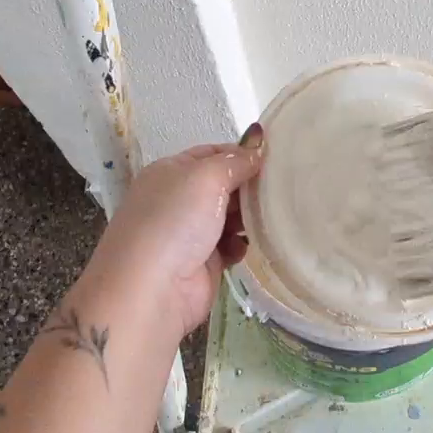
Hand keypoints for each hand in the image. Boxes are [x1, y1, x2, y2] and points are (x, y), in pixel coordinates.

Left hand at [77, 126, 264, 340]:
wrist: (151, 290)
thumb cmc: (175, 221)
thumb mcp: (206, 177)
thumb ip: (236, 160)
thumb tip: (259, 143)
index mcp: (170, 172)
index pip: (211, 154)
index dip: (241, 154)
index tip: (274, 158)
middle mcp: (177, 200)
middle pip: (223, 185)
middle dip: (250, 186)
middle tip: (282, 187)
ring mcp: (189, 233)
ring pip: (230, 216)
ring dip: (250, 217)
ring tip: (272, 216)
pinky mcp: (202, 263)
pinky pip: (230, 247)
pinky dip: (242, 245)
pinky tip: (249, 245)